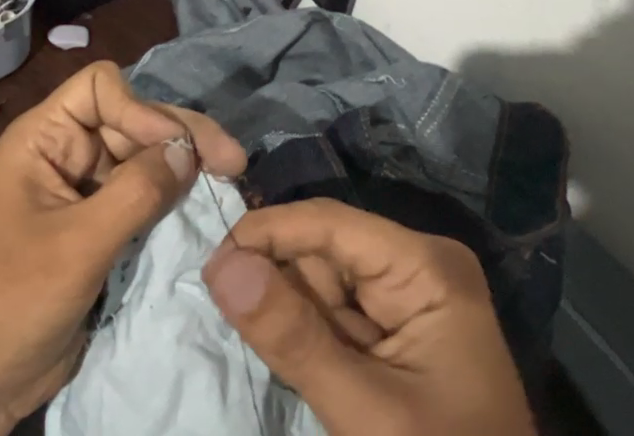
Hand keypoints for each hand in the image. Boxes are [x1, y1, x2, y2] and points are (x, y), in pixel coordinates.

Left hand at [0, 61, 246, 435]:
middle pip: (132, 121)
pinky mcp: (98, 230)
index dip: (142, 108)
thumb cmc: (12, 300)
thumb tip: (188, 148)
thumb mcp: (77, 244)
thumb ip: (136, 191)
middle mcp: (65, 155)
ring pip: (143, 160)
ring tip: (230, 182)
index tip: (178, 147)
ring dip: (183, 169)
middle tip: (234, 162)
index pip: (101, 89)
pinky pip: (142, 200)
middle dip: (180, 136)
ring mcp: (83, 193)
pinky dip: (173, 201)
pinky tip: (204, 209)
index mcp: (43, 139)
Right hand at [203, 198, 537, 435]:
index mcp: (424, 266)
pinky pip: (331, 314)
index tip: (209, 269)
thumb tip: (220, 265)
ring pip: (317, 283)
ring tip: (286, 362)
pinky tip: (300, 366)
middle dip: (277, 284)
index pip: (328, 223)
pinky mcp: (392, 331)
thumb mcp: (364, 410)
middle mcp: (415, 266)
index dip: (266, 234)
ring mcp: (405, 299)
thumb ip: (292, 337)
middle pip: (320, 250)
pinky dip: (304, 335)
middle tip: (237, 327)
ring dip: (287, 315)